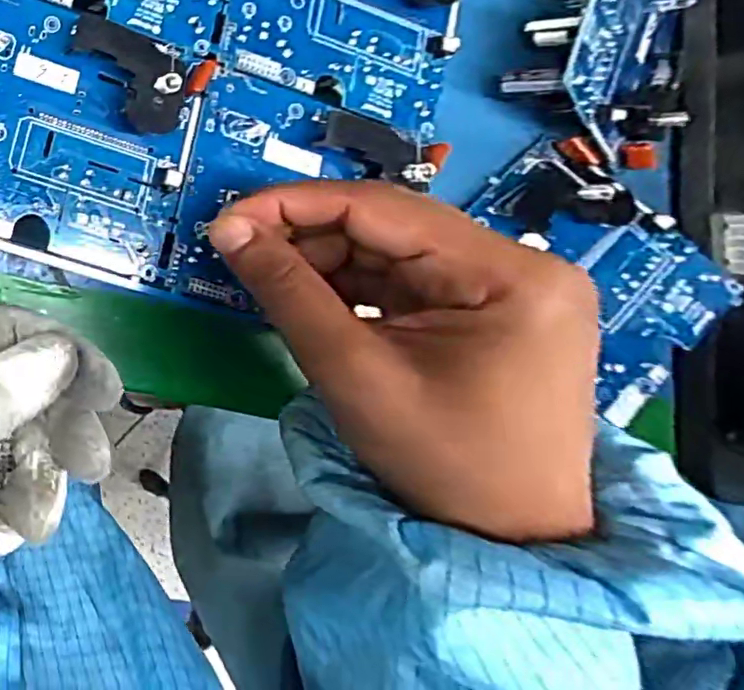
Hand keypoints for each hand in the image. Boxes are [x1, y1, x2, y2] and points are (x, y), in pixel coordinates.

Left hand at [0, 306, 122, 686]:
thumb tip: (61, 349)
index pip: (12, 330)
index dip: (61, 350)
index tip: (104, 389)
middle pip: (35, 387)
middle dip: (60, 430)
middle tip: (87, 466)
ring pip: (37, 443)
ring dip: (36, 486)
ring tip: (8, 521)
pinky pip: (22, 485)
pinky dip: (16, 514)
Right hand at [207, 180, 599, 543]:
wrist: (504, 539)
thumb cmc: (441, 460)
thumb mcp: (350, 369)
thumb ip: (285, 288)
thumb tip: (228, 229)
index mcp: (508, 274)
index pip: (379, 208)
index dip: (293, 204)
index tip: (230, 218)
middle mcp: (515, 265)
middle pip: (382, 222)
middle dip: (303, 233)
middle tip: (240, 247)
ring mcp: (498, 286)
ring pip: (381, 245)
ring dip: (318, 257)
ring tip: (269, 277)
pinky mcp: (476, 306)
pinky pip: (392, 273)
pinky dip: (340, 280)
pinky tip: (304, 294)